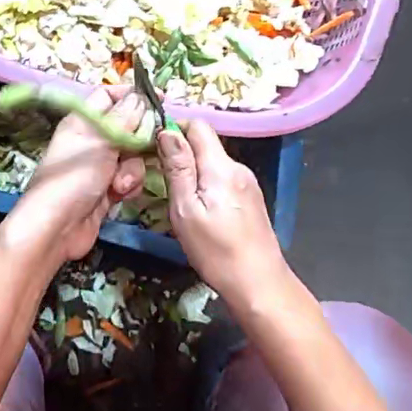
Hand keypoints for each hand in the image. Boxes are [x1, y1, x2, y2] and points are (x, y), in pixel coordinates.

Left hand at [10, 86, 149, 262]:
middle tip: (146, 145)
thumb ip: (125, 117)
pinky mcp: (109, 189)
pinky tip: (119, 194)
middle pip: (129, 127)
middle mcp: (92, 139)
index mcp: (84, 120)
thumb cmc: (75, 176)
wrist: (58, 226)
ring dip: (132, 168)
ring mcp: (101, 165)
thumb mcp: (101, 140)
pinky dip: (129, 185)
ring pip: (134, 155)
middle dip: (140, 138)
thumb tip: (140, 96)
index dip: (132, 95)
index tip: (159, 98)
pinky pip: (131, 178)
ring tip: (119, 183)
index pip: (109, 95)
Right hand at [156, 120, 289, 299]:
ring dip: (191, 170)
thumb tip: (167, 131)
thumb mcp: (186, 210)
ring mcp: (247, 182)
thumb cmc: (216, 250)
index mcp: (221, 167)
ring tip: (175, 196)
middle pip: (204, 144)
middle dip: (180, 152)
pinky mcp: (249, 198)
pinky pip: (221, 178)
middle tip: (157, 176)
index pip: (198, 125)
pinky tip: (198, 208)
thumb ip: (177, 168)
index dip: (173, 129)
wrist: (259, 284)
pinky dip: (205, 184)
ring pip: (212, 162)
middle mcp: (237, 167)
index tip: (152, 147)